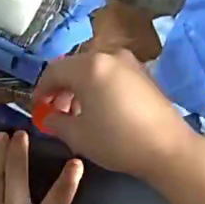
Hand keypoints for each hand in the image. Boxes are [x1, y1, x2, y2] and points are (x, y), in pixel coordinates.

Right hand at [32, 50, 202, 180]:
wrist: (167, 148)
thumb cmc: (117, 141)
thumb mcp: (77, 136)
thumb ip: (55, 122)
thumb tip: (48, 116)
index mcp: (88, 67)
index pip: (53, 71)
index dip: (40, 90)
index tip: (37, 108)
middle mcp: (109, 56)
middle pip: (74, 67)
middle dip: (61, 88)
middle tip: (56, 112)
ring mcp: (130, 62)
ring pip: (93, 70)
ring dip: (79, 88)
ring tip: (77, 114)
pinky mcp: (143, 74)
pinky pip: (111, 75)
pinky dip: (98, 87)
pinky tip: (100, 110)